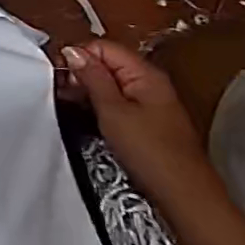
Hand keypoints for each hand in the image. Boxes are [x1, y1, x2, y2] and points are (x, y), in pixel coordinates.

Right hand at [60, 40, 221, 203]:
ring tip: (69, 105)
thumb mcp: (113, 112)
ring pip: (112, 84)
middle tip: (61, 92)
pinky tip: (89, 118)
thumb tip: (73, 51)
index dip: (79, 56)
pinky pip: (120, 103)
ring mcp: (150, 102)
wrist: (185, 197)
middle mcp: (149, 81)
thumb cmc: (150, 152)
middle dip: (82, 73)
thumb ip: (92, 78)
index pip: (104, 47)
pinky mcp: (148, 122)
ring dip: (90, 91)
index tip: (59, 75)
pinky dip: (102, 106)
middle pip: (108, 63)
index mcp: (144, 72)